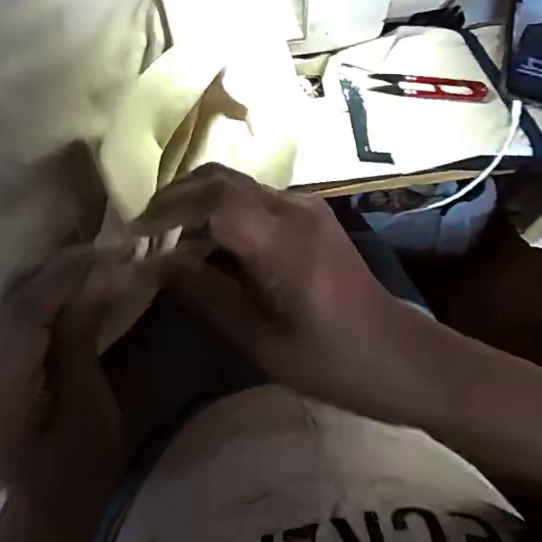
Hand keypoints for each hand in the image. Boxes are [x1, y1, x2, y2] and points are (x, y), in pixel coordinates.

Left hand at [0, 246, 149, 515]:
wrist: (47, 510)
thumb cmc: (76, 471)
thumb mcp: (89, 410)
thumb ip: (83, 337)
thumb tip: (102, 275)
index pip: (27, 309)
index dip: (68, 274)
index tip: (112, 253)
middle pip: (18, 295)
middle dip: (65, 266)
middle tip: (113, 249)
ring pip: (16, 296)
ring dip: (58, 271)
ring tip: (101, 257)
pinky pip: (18, 308)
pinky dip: (49, 287)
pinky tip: (77, 279)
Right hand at [147, 164, 439, 418]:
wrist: (402, 356)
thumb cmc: (332, 361)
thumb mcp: (259, 340)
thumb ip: (205, 294)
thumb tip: (154, 264)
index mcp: (285, 244)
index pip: (216, 201)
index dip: (170, 210)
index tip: (138, 234)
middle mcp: (294, 209)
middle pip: (219, 179)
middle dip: (175, 198)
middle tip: (144, 228)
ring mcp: (303, 204)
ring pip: (233, 182)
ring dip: (195, 199)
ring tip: (167, 233)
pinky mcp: (307, 209)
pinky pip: (250, 195)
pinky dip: (217, 207)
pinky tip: (206, 238)